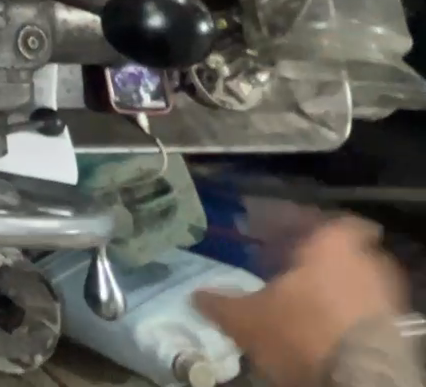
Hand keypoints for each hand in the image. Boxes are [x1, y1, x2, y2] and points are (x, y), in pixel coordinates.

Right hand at [195, 216, 407, 386]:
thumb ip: (219, 302)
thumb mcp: (245, 318)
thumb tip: (195, 294)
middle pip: (350, 252)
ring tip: (302, 290)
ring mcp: (387, 302)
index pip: (339, 224)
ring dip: (335, 282)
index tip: (294, 225)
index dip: (317, 221)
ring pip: (361, 281)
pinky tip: (319, 317)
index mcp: (330, 254)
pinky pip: (369, 307)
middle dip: (323, 254)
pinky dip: (347, 307)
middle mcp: (365, 271)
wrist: (364, 385)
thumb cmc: (300, 332)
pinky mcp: (397, 332)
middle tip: (291, 257)